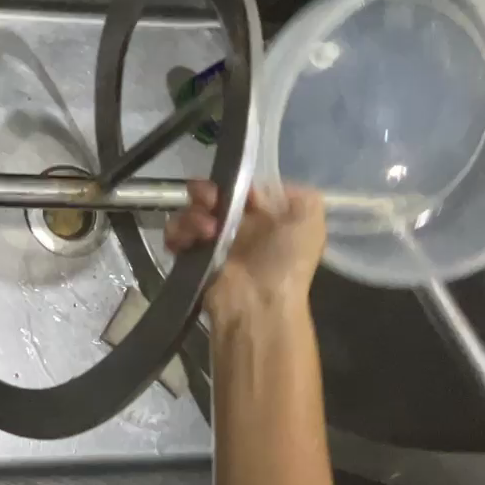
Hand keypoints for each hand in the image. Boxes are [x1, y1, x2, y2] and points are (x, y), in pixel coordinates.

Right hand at [165, 182, 325, 320]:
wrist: (258, 303)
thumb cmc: (286, 261)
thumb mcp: (310, 222)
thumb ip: (300, 196)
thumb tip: (264, 187)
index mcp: (263, 216)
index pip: (239, 188)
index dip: (231, 182)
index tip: (227, 186)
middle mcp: (237, 227)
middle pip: (209, 197)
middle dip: (204, 194)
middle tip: (207, 203)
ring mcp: (211, 242)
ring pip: (189, 213)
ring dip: (191, 217)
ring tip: (205, 233)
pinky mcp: (191, 257)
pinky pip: (174, 235)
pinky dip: (175, 235)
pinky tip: (184, 242)